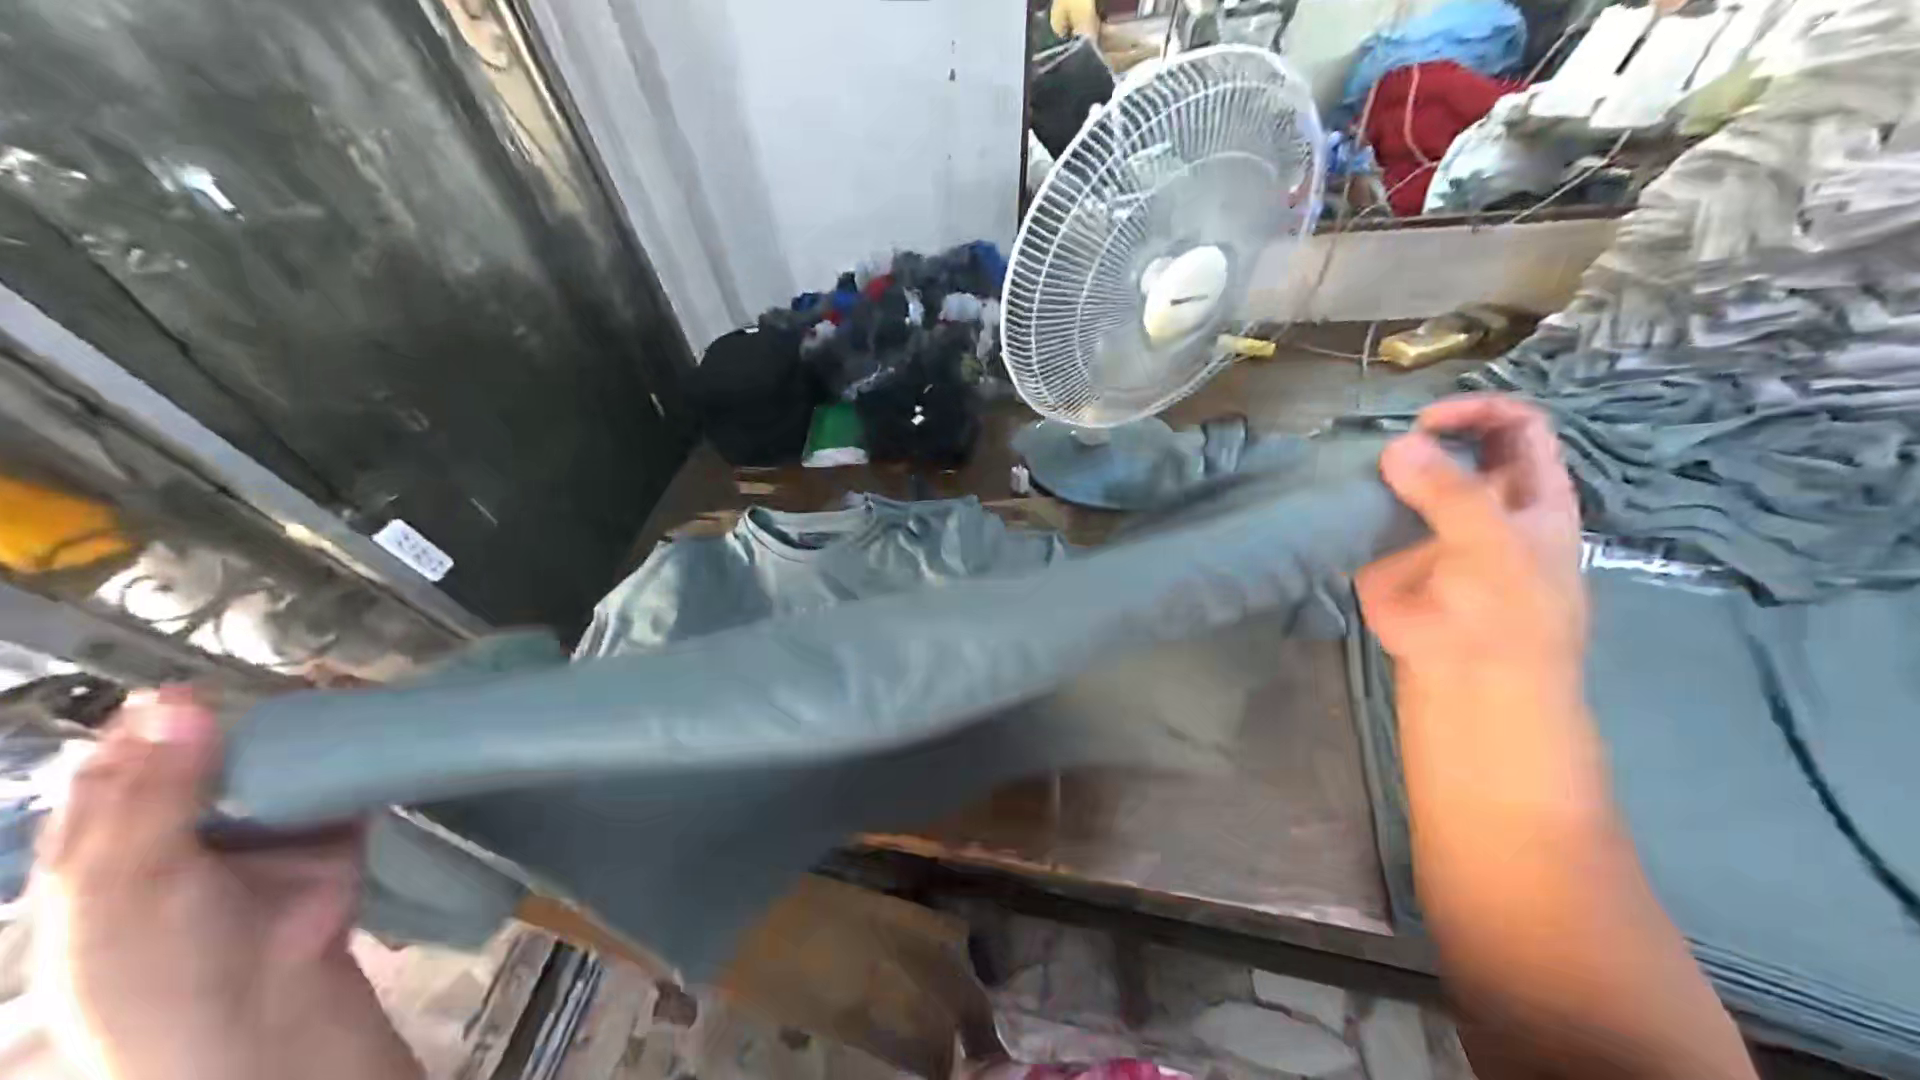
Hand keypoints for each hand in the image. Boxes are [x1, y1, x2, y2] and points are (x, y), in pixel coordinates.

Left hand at [30, 688, 418, 1079]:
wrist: (263, 1006)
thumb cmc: (155, 961)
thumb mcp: (124, 882)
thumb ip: (154, 792)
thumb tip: (181, 696)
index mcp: (110, 838)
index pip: (121, 763)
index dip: (148, 723)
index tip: (193, 682)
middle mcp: (188, 821)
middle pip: (210, 750)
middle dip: (240, 713)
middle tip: (280, 671)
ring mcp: (265, 821)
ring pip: (279, 756)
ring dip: (302, 723)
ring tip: (332, 682)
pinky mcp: (332, 823)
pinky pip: (341, 775)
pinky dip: (354, 747)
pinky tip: (369, 716)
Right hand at [1358, 395, 1585, 683]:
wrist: (1465, 675)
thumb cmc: (1508, 611)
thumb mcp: (1494, 544)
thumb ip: (1449, 492)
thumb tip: (1395, 444)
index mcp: (1528, 493)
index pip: (1515, 428)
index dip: (1480, 413)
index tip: (1431, 420)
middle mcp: (1480, 500)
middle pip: (1457, 447)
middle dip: (1426, 437)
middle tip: (1387, 445)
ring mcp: (1429, 523)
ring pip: (1408, 476)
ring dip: (1384, 466)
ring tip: (1355, 464)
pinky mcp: (1385, 546)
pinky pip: (1368, 511)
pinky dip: (1353, 499)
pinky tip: (1335, 493)